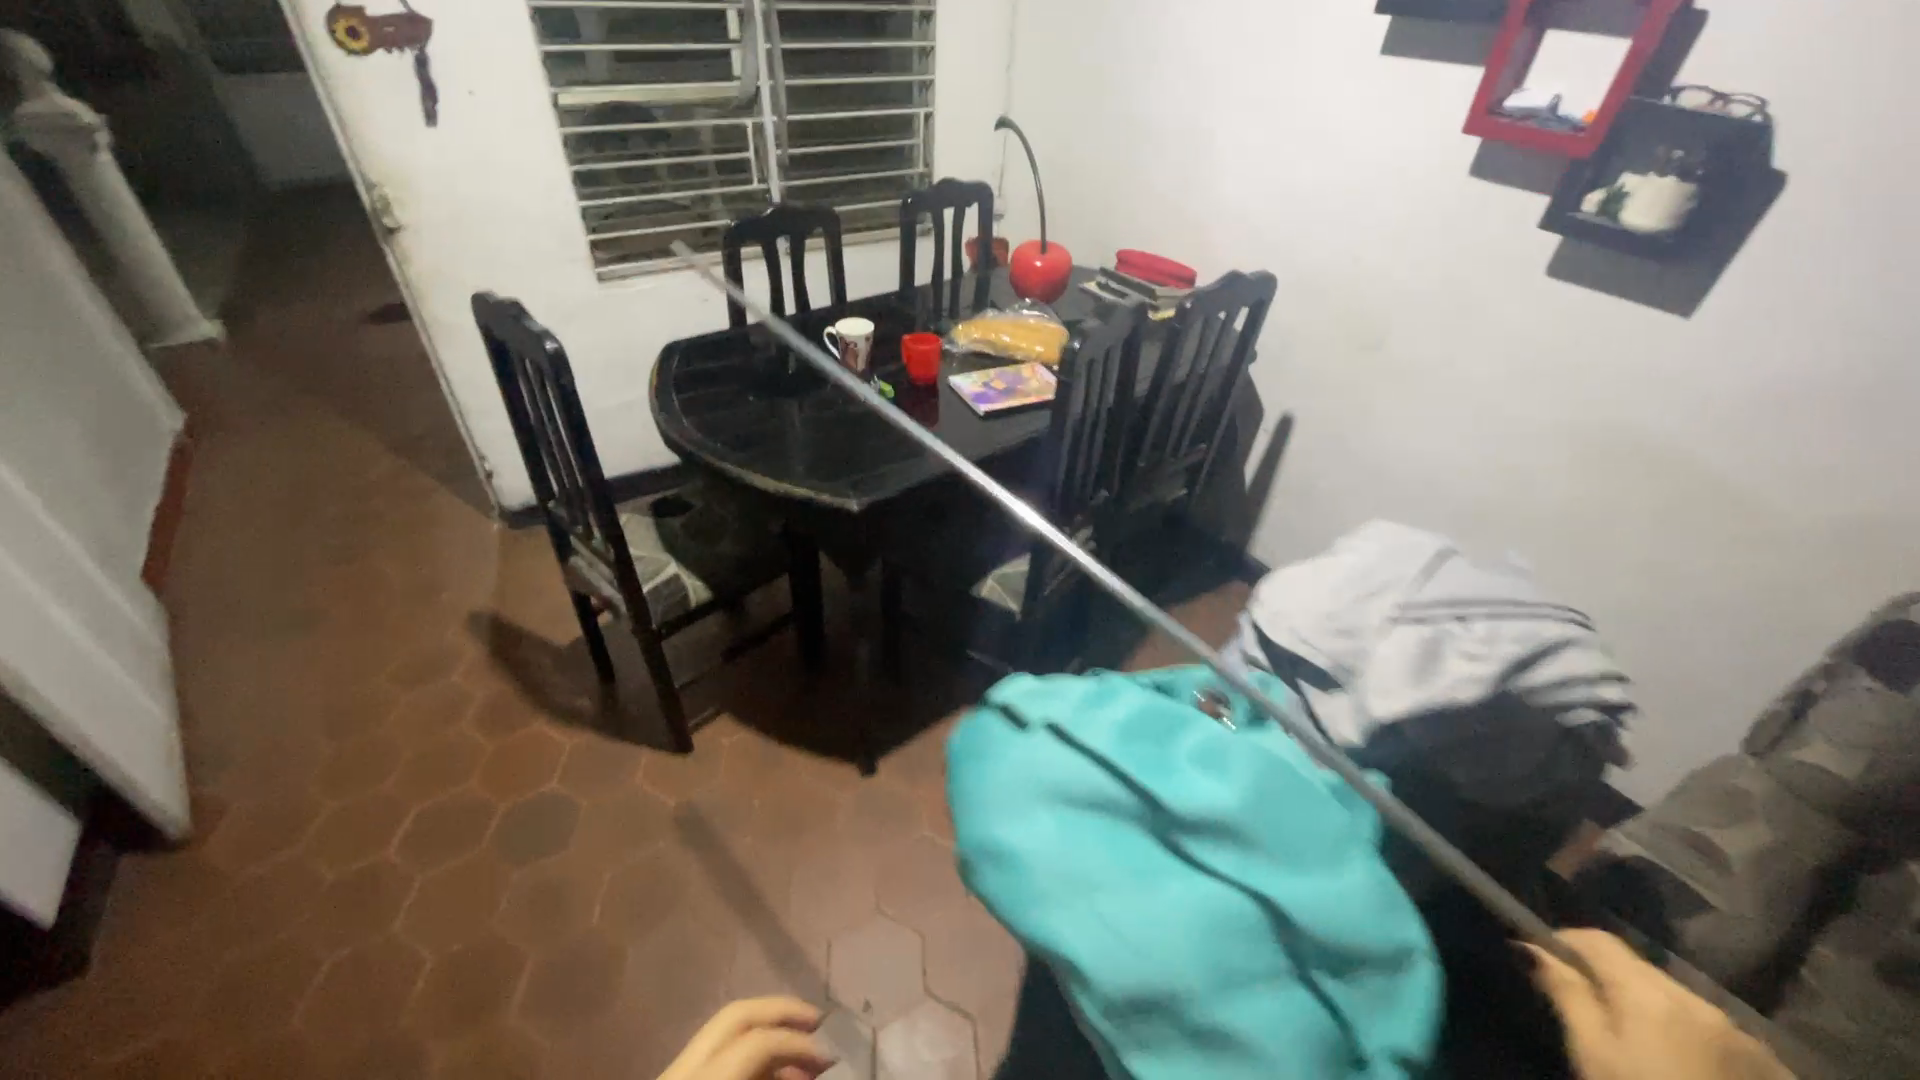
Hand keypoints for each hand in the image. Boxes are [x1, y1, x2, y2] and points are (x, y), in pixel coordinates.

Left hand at [657, 997, 836, 1079]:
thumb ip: (777, 1077)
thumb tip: (814, 1064)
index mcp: (702, 1074)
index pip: (756, 1040)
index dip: (796, 1042)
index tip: (828, 1056)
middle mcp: (683, 1064)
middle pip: (737, 1015)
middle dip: (782, 1012)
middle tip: (819, 1023)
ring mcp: (677, 1067)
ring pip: (726, 1032)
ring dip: (770, 1035)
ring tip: (805, 1057)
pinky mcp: (679, 1073)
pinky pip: (719, 1054)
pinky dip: (751, 1056)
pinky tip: (778, 1072)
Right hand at [1524, 929, 1793, 1079]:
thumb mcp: (1593, 1056)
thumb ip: (1567, 995)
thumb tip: (1532, 947)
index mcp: (1650, 995)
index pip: (1599, 940)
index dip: (1566, 942)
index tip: (1546, 961)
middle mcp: (1699, 1001)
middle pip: (1641, 968)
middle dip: (1610, 977)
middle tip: (1587, 1008)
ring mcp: (1743, 1034)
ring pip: (1679, 998)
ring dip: (1652, 1006)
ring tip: (1639, 1043)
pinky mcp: (1772, 1066)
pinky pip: (1716, 1030)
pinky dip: (1690, 1034)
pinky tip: (1686, 1067)